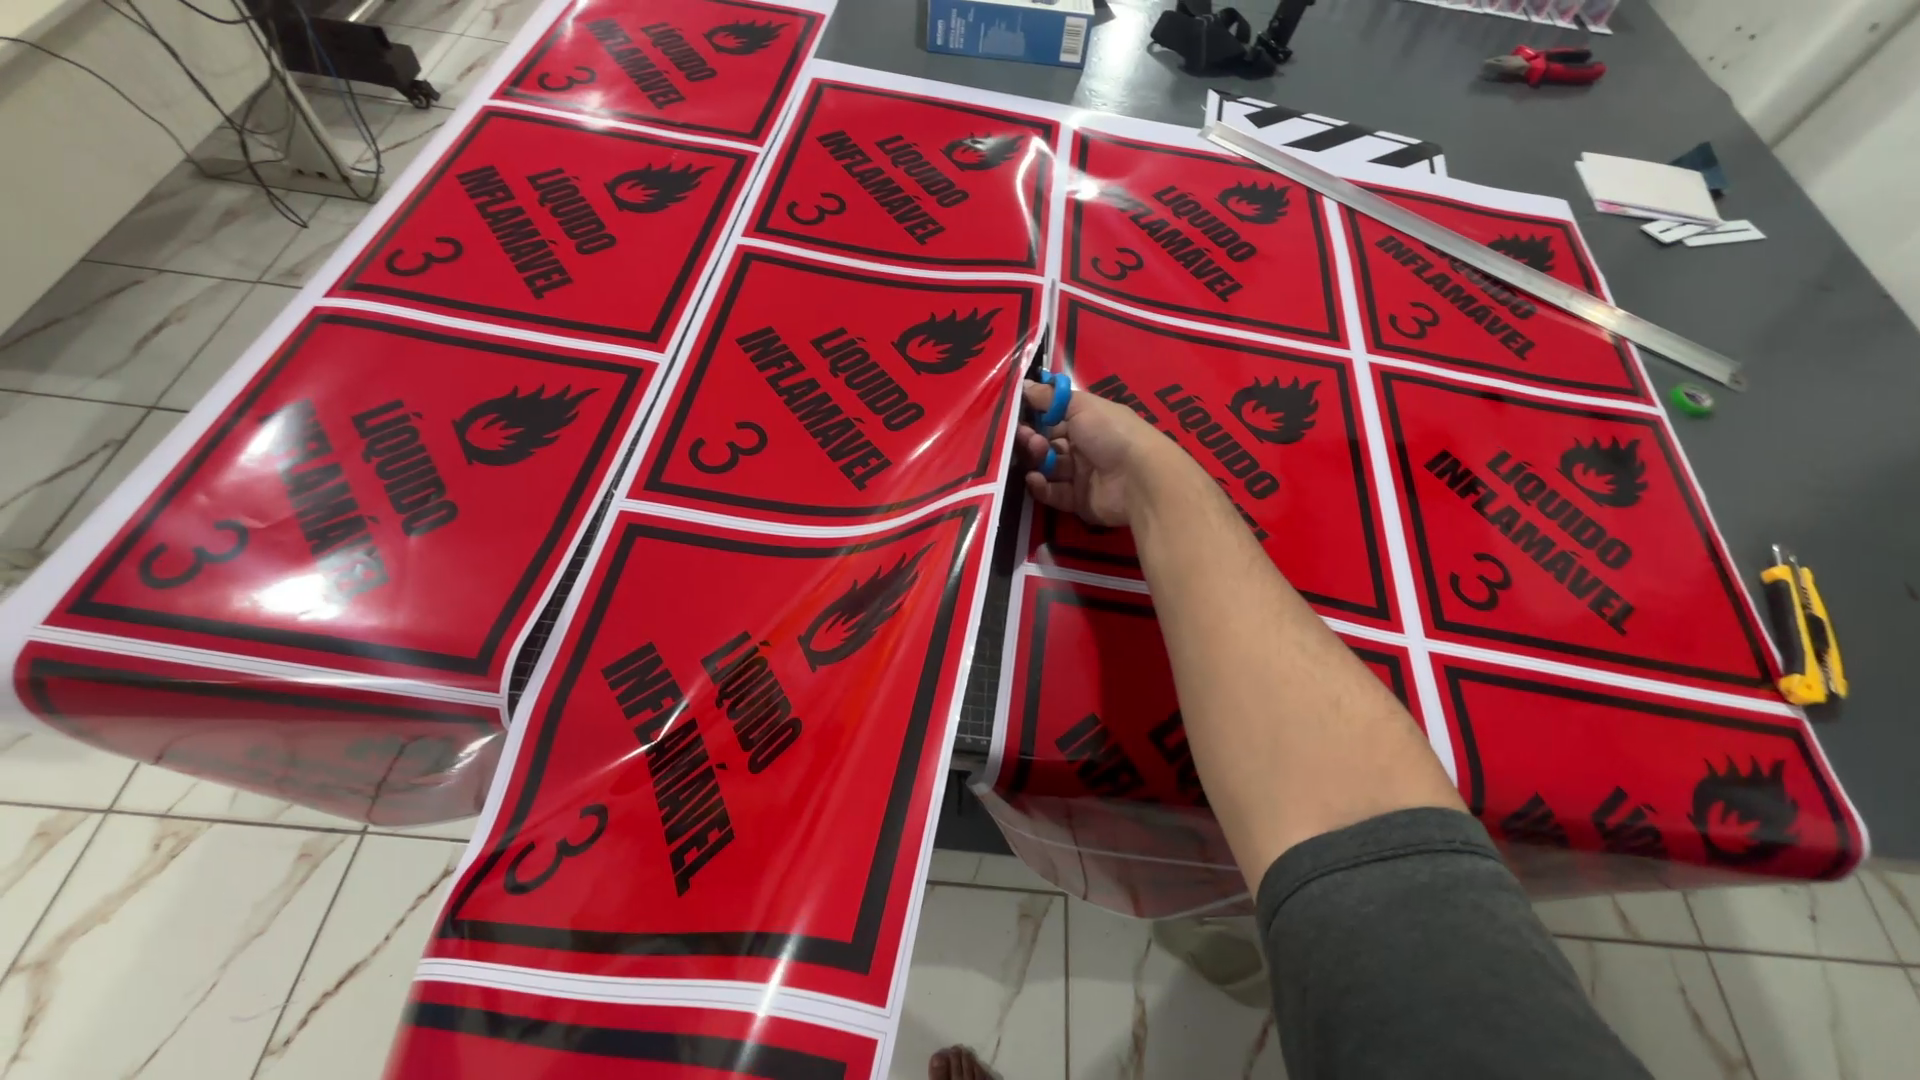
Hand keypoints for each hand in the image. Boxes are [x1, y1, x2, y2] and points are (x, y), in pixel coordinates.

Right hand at [1017, 379, 1197, 526]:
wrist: (1138, 478)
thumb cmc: (1111, 432)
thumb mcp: (1080, 405)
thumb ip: (1049, 397)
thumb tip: (1024, 385)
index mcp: (1089, 422)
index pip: (1054, 419)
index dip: (1035, 417)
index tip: (1016, 415)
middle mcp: (1084, 448)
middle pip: (1048, 444)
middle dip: (1032, 439)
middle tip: (1025, 436)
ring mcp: (1081, 476)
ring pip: (1048, 469)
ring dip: (1036, 460)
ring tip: (1036, 454)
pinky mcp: (1078, 501)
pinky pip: (1053, 493)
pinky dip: (1041, 486)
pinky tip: (1036, 478)